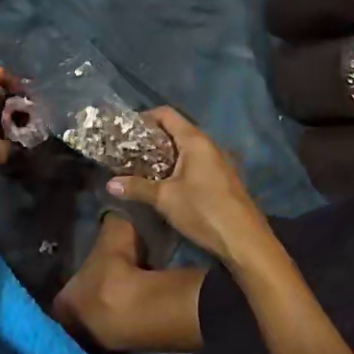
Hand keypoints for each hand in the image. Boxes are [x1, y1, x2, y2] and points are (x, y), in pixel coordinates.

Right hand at [107, 107, 272, 266]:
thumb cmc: (204, 211)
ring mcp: (217, 159)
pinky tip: (166, 182)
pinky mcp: (221, 176)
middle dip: (152, 138)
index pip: (167, 114)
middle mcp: (207, 143)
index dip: (145, 117)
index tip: (127, 131)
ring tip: (143, 167)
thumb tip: (109, 184)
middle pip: (176, 129)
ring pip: (186, 147)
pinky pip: (195, 160)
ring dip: (165, 153)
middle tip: (130, 151)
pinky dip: (178, 164)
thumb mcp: (166, 199)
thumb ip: (137, 188)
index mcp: (195, 140)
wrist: (244, 239)